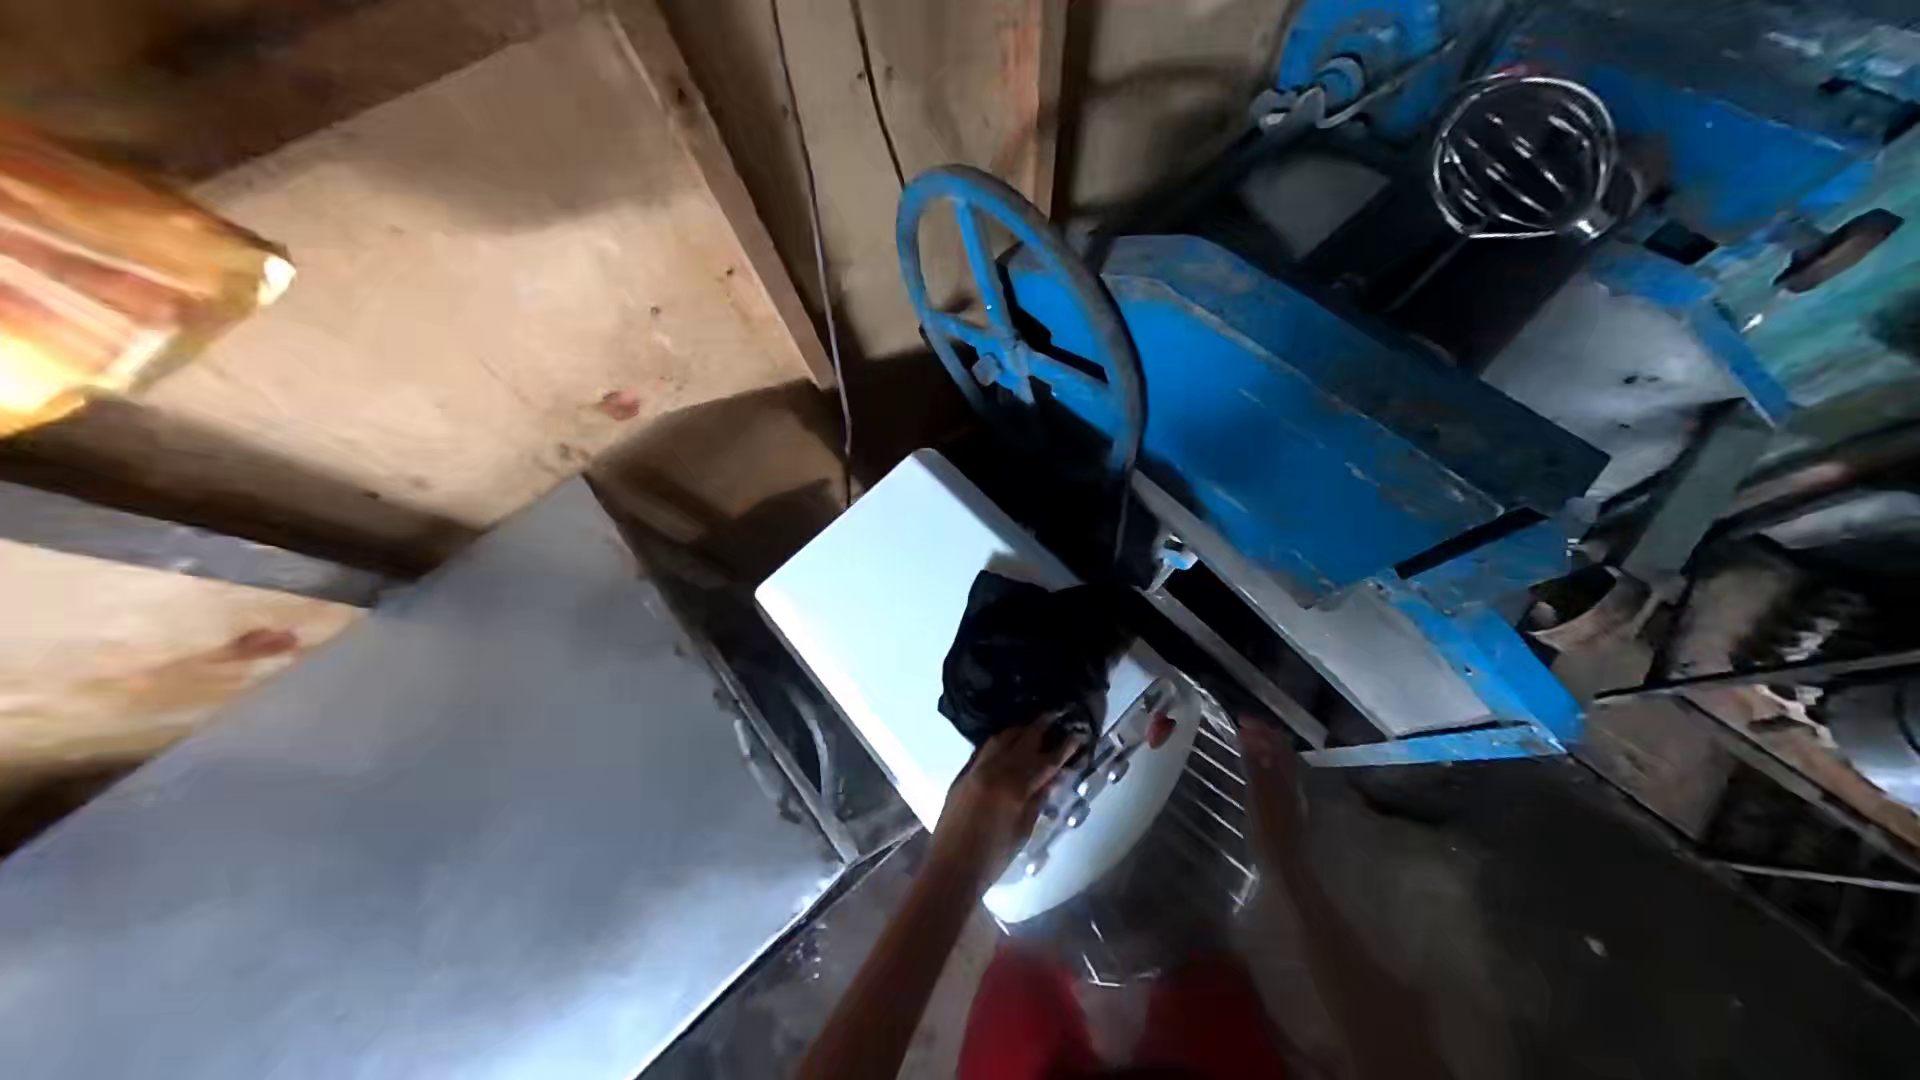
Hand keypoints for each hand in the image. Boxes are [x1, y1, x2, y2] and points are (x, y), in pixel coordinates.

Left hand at [930, 722, 1081, 888]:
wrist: (952, 868)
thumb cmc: (994, 858)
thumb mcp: (1024, 830)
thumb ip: (1037, 799)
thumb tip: (1052, 776)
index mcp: (1014, 788)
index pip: (1045, 761)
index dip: (1064, 747)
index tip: (1077, 734)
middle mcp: (995, 771)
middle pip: (1022, 741)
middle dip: (1041, 727)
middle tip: (1057, 716)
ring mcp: (976, 769)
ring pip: (1001, 739)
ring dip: (1019, 729)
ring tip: (1034, 724)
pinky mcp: (963, 774)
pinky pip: (984, 748)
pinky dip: (999, 740)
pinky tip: (1007, 740)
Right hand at [1237, 715, 1308, 869]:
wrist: (1286, 872)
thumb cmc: (1269, 835)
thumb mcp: (1259, 799)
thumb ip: (1256, 769)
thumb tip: (1252, 737)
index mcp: (1287, 779)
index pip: (1278, 745)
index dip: (1262, 729)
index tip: (1240, 720)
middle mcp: (1293, 785)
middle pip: (1281, 753)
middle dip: (1263, 738)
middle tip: (1241, 730)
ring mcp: (1290, 799)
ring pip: (1279, 767)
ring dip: (1263, 753)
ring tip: (1243, 747)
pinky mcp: (1284, 812)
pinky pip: (1274, 780)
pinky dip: (1262, 769)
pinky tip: (1251, 776)